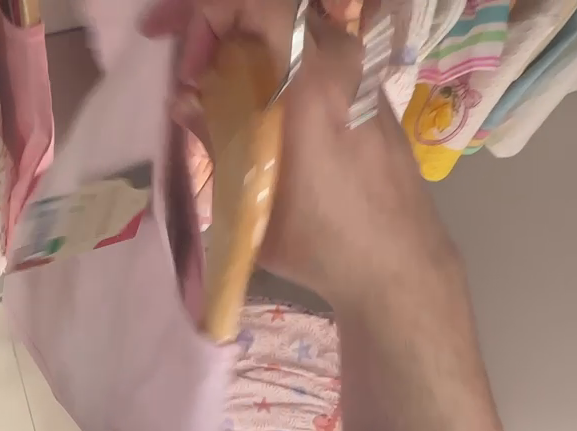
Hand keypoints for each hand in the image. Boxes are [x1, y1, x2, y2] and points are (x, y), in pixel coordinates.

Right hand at [142, 0, 458, 309]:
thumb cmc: (319, 239)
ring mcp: (359, 73)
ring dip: (250, 52)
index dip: (210, 11)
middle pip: (275, 10)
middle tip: (193, 76)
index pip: (261, 1)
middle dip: (223, 31)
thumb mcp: (251, 200)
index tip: (183, 56)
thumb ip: (217, 141)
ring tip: (220, 97)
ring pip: (296, 33)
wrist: (393, 260)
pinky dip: (277, 67)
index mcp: (310, 81)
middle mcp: (341, 62)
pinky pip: (315, 56)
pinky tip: (258, 114)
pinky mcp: (366, 92)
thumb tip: (184, 101)